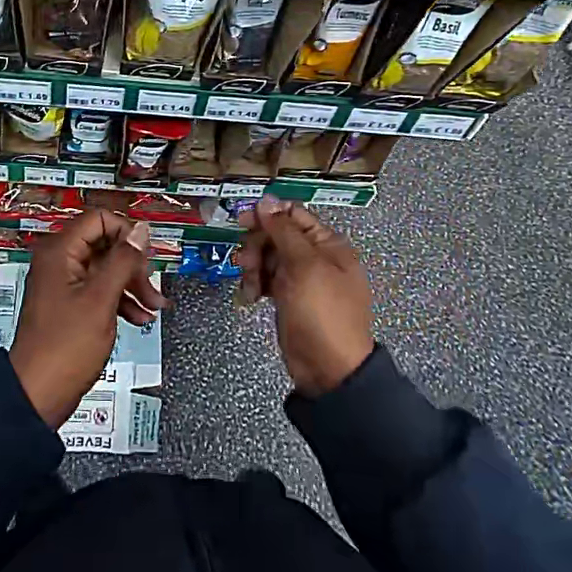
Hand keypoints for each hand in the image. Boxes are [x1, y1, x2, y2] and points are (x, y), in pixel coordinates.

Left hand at [9, 209, 168, 427]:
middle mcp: (60, 261)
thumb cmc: (65, 346)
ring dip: (133, 284)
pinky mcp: (72, 304)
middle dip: (134, 264)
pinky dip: (122, 300)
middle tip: (151, 285)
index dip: (126, 232)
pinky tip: (140, 317)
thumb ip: (124, 260)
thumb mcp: (101, 299)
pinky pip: (102, 290)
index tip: (145, 254)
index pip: (99, 219)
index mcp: (60, 252)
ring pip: (107, 268)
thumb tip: (141, 230)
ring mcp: (65, 283)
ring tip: (154, 305)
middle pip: (106, 244)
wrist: (38, 395)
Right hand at [235, 197, 373, 396]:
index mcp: (328, 244)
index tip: (241, 221)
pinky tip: (251, 298)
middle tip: (245, 263)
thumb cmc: (322, 313)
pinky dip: (256, 285)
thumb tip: (266, 201)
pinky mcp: (289, 298)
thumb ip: (284, 231)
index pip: (293, 215)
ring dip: (254, 267)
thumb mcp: (304, 266)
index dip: (267, 214)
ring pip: (269, 257)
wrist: (329, 370)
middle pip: (277, 236)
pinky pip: (268, 280)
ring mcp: (302, 279)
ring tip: (251, 287)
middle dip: (257, 246)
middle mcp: (316, 257)